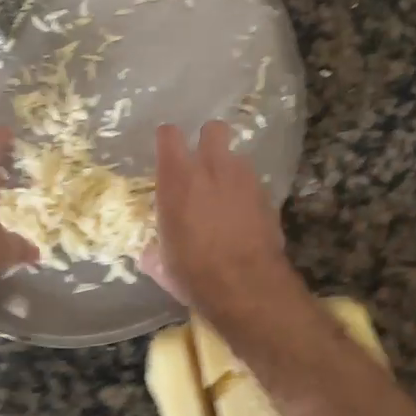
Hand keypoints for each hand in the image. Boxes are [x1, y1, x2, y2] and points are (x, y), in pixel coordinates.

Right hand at [141, 121, 304, 319]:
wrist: (247, 286)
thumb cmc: (195, 273)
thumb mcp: (164, 266)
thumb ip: (155, 253)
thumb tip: (149, 255)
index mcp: (178, 178)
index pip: (168, 134)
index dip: (168, 139)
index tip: (167, 151)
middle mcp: (210, 168)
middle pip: (213, 129)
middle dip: (209, 140)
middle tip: (204, 162)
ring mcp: (243, 178)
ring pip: (237, 156)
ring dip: (231, 169)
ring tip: (227, 193)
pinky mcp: (266, 195)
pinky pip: (254, 183)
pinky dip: (248, 194)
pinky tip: (246, 215)